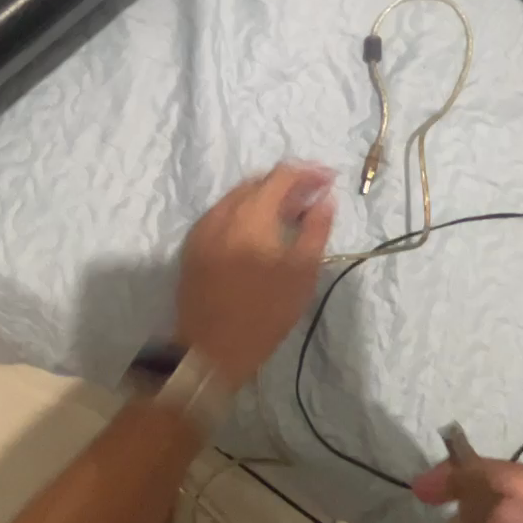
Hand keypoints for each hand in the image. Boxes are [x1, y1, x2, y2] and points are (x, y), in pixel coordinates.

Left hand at [176, 162, 336, 385]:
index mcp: (252, 215)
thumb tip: (325, 198)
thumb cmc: (264, 314)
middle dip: (288, 185)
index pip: (282, 175)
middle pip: (260, 182)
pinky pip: (224, 212)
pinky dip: (246, 212)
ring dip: (266, 197)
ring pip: (240, 196)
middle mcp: (224, 211)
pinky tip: (261, 231)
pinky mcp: (194, 241)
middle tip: (312, 200)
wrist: (210, 349)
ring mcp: (205, 225)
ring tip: (290, 215)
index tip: (329, 180)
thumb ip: (315, 229)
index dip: (309, 172)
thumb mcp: (301, 274)